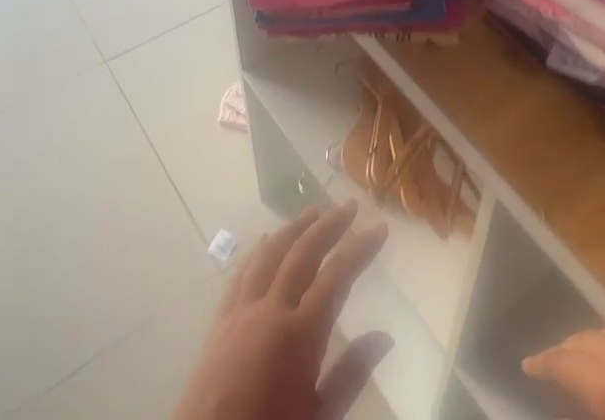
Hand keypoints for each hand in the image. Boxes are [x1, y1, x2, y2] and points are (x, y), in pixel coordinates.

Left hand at [173, 202, 392, 419]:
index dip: (360, 249)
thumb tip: (384, 337)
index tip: (379, 228)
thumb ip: (352, 373)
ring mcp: (241, 312)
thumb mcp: (320, 415)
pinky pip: (241, 273)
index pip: (337, 277)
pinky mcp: (220, 321)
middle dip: (328, 226)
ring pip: (269, 256)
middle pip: (302, 254)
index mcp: (300, 334)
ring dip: (292, 230)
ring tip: (311, 212)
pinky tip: (265, 243)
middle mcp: (270, 311)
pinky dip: (258, 251)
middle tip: (349, 206)